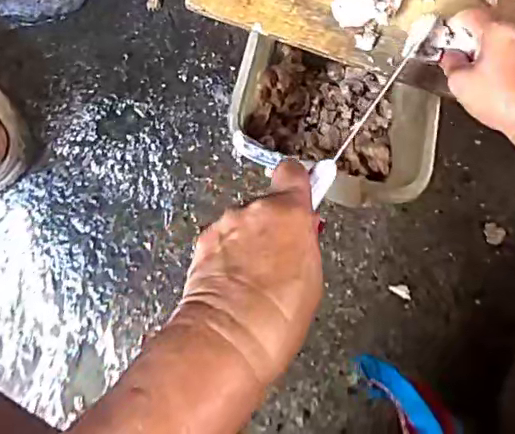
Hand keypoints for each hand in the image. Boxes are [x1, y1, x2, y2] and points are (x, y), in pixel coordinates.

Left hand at [172, 160, 322, 385]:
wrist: (227, 342)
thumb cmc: (278, 315)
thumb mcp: (312, 275)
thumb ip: (306, 240)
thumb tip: (303, 228)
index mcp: (289, 209)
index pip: (293, 172)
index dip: (296, 183)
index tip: (302, 196)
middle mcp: (256, 208)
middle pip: (266, 204)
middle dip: (271, 225)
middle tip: (278, 258)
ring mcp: (226, 224)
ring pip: (242, 225)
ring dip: (246, 243)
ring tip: (252, 281)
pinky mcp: (202, 244)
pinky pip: (220, 243)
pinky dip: (225, 258)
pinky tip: (231, 287)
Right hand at [439, 7, 514, 148]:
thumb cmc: (504, 101)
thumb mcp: (461, 84)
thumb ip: (450, 64)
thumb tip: (450, 57)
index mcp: (495, 29)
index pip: (468, 13)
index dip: (453, 27)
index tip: (448, 42)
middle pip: (486, 22)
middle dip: (470, 38)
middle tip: (460, 56)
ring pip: (500, 36)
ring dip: (487, 47)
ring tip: (477, 70)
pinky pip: (513, 48)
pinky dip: (502, 57)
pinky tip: (495, 77)